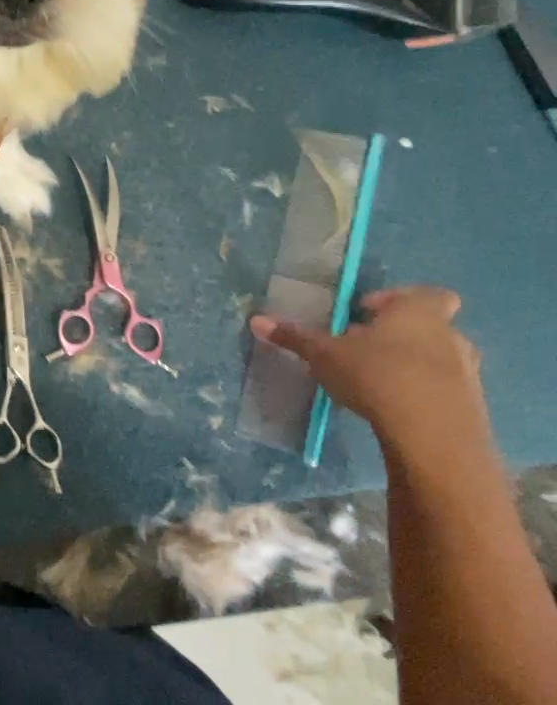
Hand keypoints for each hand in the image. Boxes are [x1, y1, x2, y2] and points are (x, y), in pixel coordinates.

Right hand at [249, 285, 488, 455]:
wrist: (433, 434)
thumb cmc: (376, 375)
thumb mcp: (323, 354)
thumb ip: (295, 337)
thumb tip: (257, 320)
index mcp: (418, 314)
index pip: (425, 294)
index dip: (396, 298)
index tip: (365, 312)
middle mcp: (450, 337)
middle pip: (426, 325)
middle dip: (394, 333)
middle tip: (358, 346)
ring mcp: (466, 371)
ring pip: (434, 356)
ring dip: (406, 361)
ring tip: (369, 376)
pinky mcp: (470, 402)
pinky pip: (440, 385)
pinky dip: (417, 388)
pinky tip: (387, 402)